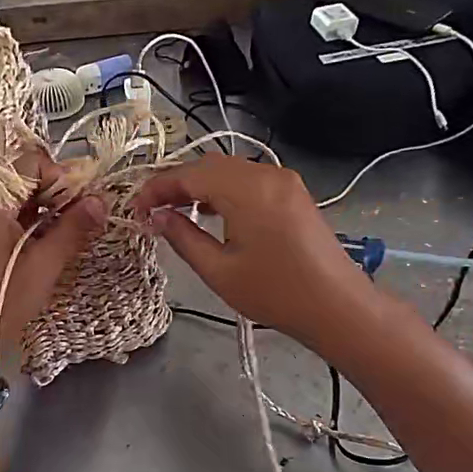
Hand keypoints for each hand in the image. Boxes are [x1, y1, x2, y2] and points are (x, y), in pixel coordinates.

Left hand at [0, 150, 106, 385]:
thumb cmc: (6, 300)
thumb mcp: (46, 263)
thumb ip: (74, 227)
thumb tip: (101, 200)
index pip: (27, 163)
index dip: (58, 174)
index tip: (81, 198)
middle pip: (19, 176)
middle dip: (53, 188)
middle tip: (80, 211)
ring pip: (15, 196)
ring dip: (44, 204)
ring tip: (69, 226)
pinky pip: (7, 215)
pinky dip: (31, 219)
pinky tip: (50, 238)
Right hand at [131, 156, 373, 348]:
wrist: (337, 306)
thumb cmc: (274, 293)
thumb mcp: (218, 270)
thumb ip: (183, 237)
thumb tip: (157, 217)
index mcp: (246, 189)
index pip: (189, 174)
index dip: (157, 188)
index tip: (136, 209)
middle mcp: (266, 174)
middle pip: (209, 165)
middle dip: (176, 183)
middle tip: (152, 210)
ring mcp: (284, 181)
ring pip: (229, 169)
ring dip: (200, 185)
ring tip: (176, 212)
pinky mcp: (294, 193)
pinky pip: (249, 179)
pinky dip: (224, 189)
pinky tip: (212, 212)